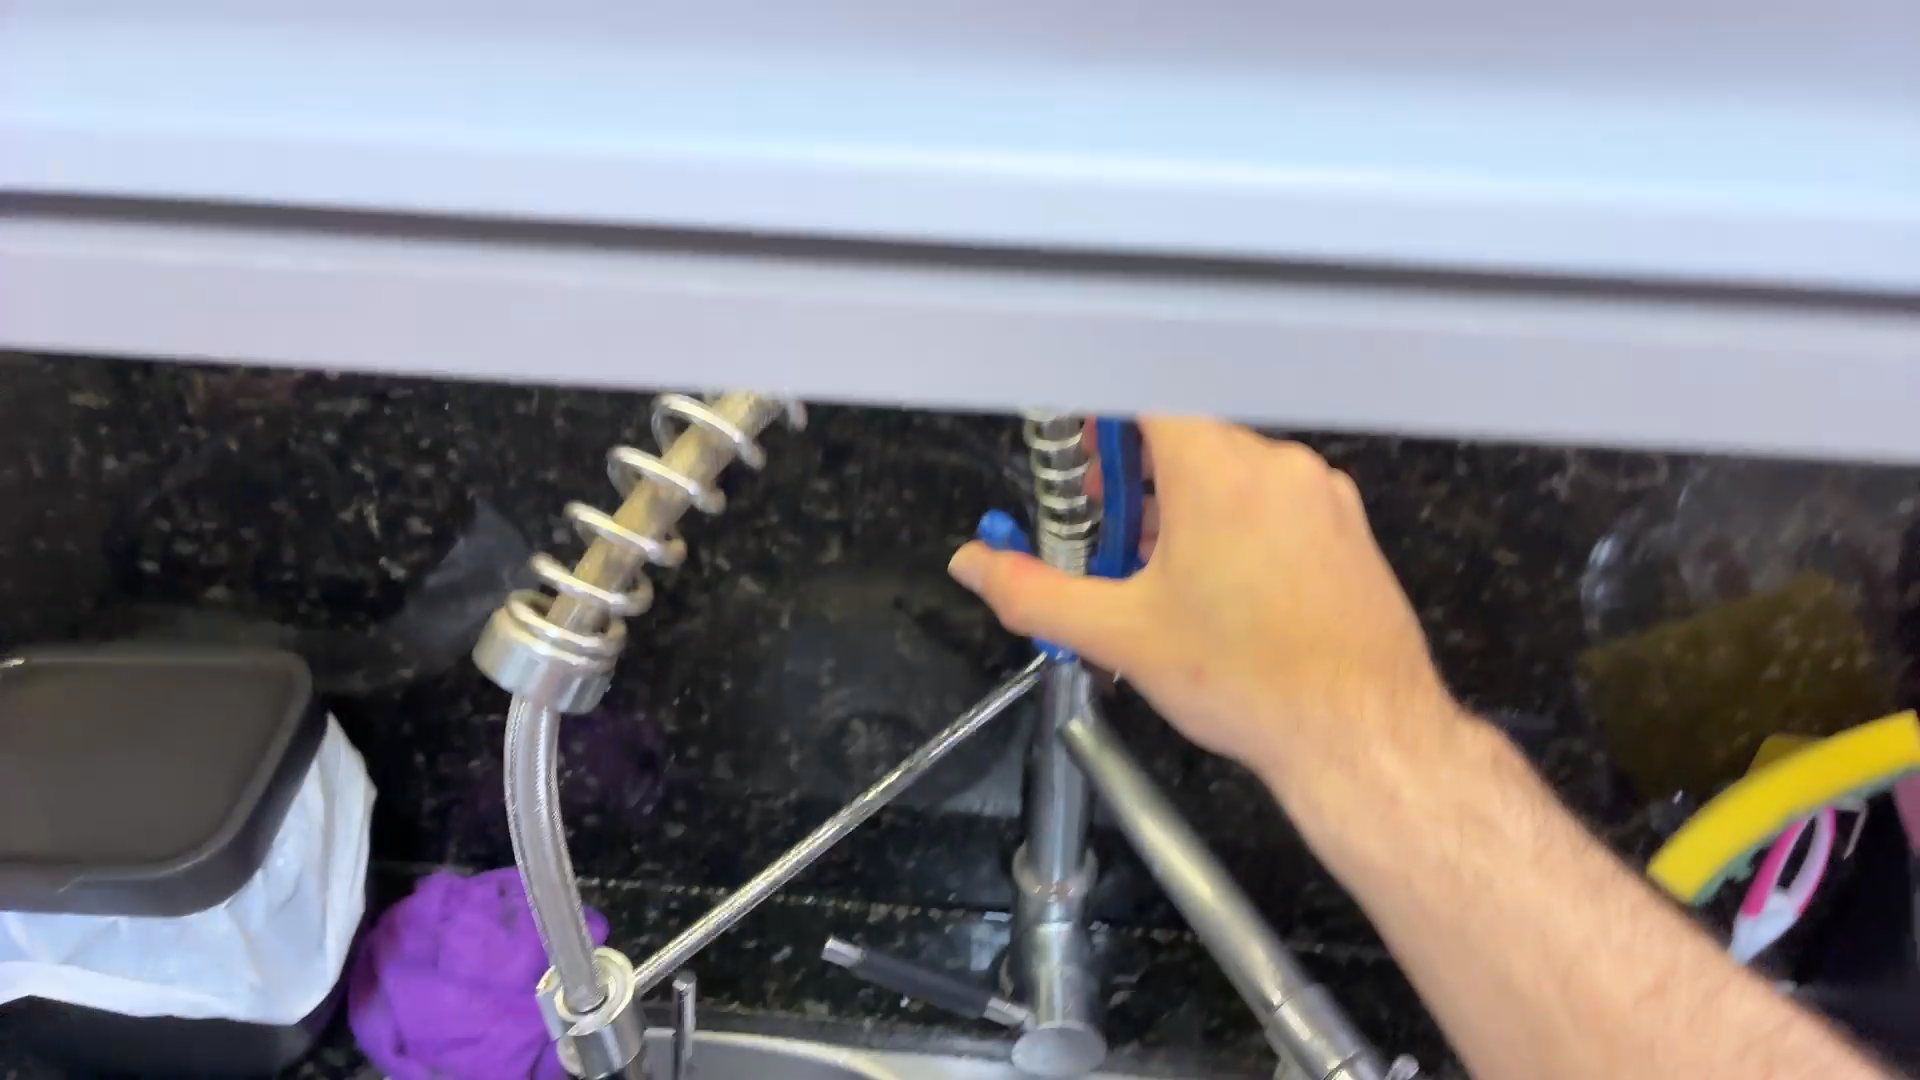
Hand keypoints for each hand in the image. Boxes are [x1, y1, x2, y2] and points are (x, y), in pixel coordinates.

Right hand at [948, 417, 1460, 795]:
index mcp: (1216, 471)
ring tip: (1152, 560)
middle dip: (1132, 471)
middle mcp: (1274, 466)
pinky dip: (1228, 515)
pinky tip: (1213, 578)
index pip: (1145, 396)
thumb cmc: (1246, 680)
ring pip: (1229, 467)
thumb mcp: (1118, 633)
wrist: (1361, 735)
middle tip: (1104, 519)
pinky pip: (1270, 495)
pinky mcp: (1342, 525)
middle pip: (1184, 434)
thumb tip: (973, 564)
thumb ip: (1031, 591)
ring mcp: (1317, 493)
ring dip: (1179, 497)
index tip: (1079, 455)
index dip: (1101, 420)